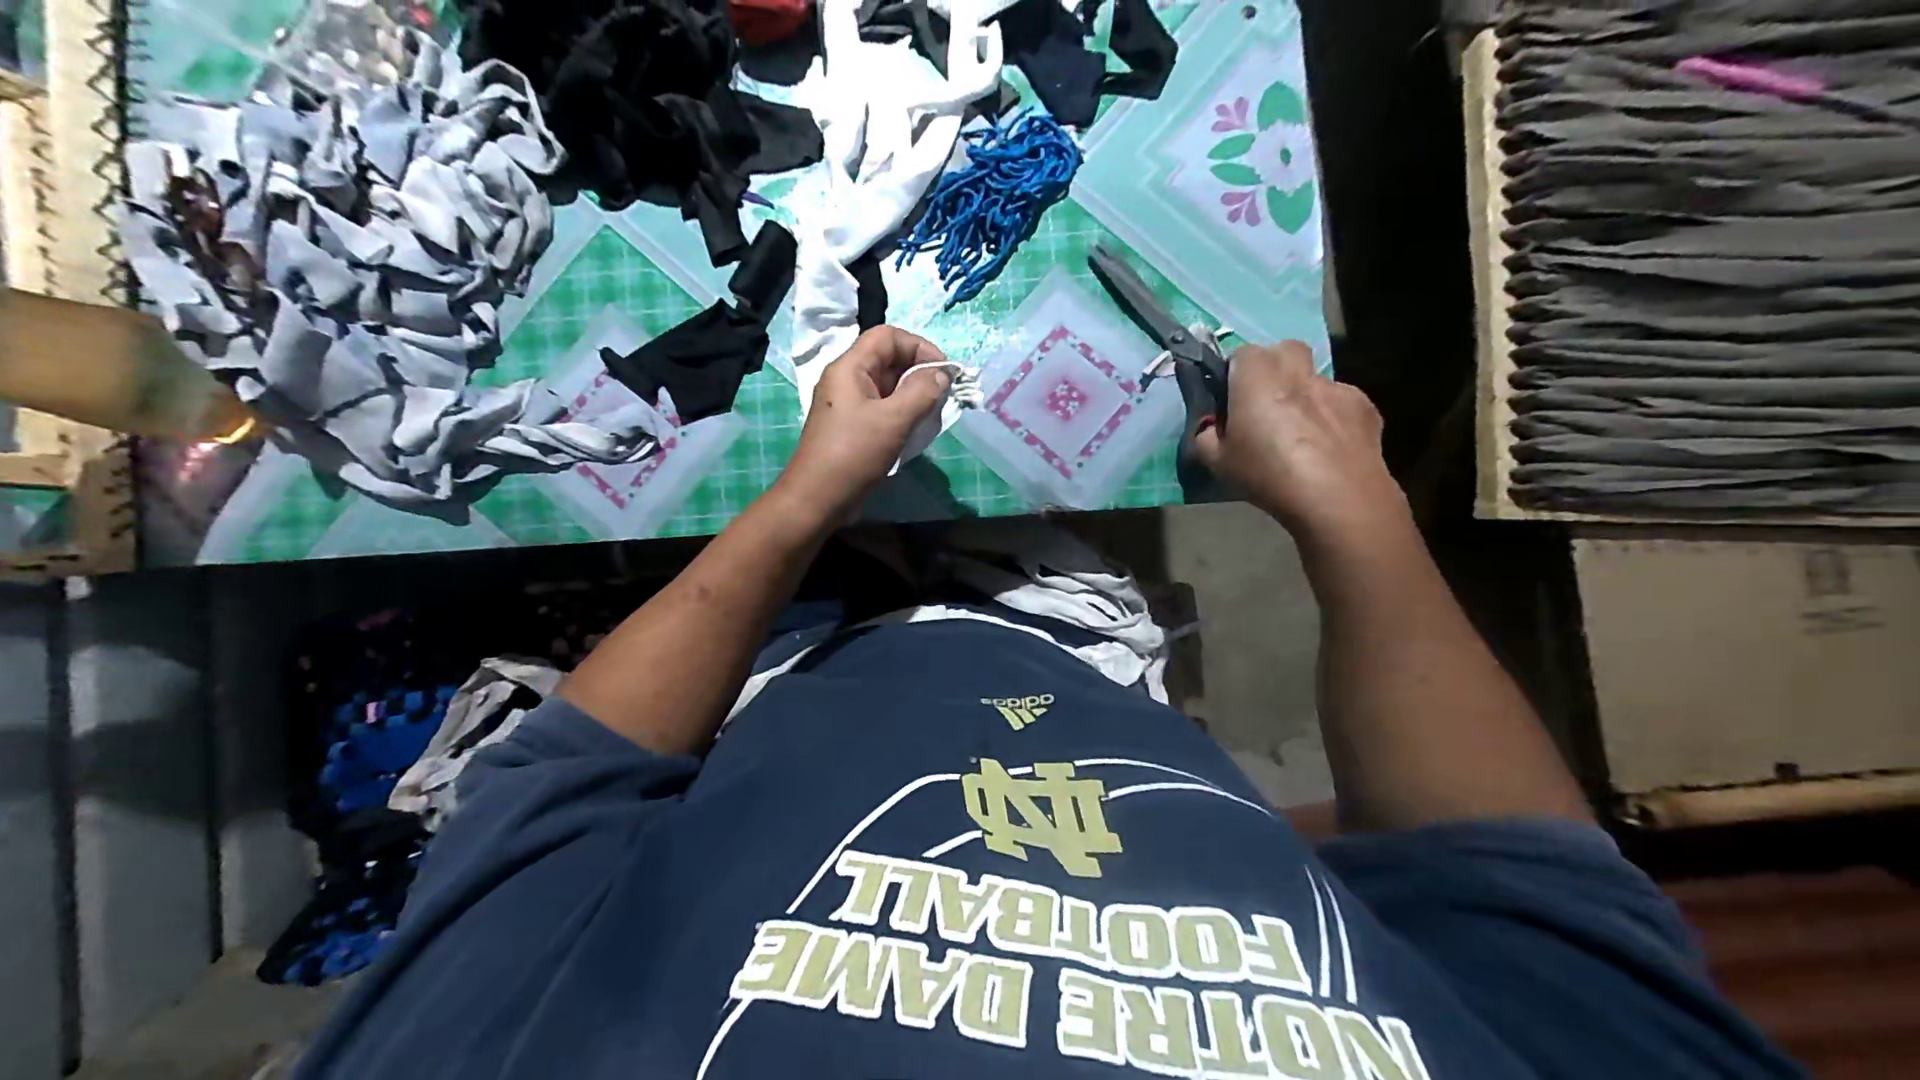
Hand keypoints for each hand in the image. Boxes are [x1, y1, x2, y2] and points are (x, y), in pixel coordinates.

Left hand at [775, 326, 951, 524]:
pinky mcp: (852, 426)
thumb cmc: (853, 454)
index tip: (943, 372)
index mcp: (849, 367)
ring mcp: (848, 404)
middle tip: (942, 396)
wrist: (817, 499)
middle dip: (919, 372)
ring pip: (888, 385)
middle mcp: (847, 380)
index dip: (919, 346)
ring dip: (913, 395)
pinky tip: (915, 431)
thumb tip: (942, 375)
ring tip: (932, 415)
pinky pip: (882, 408)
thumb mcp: (893, 420)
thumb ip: (922, 392)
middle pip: (888, 359)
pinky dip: (902, 413)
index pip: (888, 336)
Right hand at [1192, 341, 1408, 550]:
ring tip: (1299, 435)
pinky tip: (1328, 449)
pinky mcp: (1364, 407)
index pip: (1240, 355)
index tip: (1230, 404)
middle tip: (1264, 406)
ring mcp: (1335, 387)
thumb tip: (1211, 428)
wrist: (1338, 497)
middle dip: (1274, 369)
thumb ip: (1206, 437)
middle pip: (1284, 352)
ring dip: (1303, 396)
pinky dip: (1332, 417)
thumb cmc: (1267, 474)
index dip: (1234, 377)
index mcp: (1256, 376)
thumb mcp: (1216, 463)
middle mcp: (1297, 371)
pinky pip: (1340, 403)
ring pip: (1314, 379)